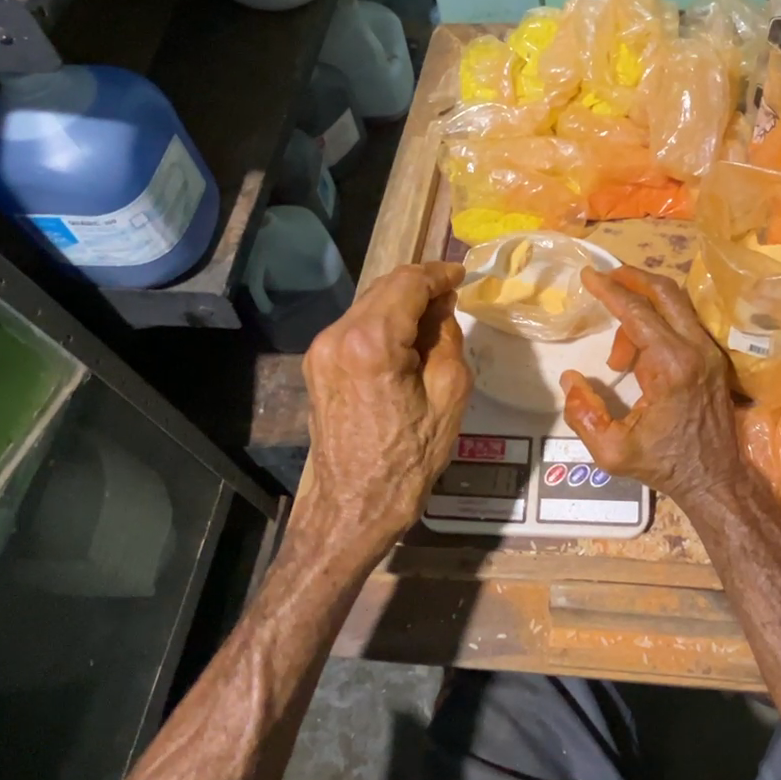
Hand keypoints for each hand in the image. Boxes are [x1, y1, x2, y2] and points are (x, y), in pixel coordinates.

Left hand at [301, 262, 471, 550]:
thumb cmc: (409, 458)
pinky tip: (407, 337)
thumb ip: (447, 339)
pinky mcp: (317, 366)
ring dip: (402, 303)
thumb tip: (441, 308)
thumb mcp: (449, 394)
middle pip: (384, 288)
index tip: (462, 275)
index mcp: (372, 342)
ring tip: (435, 316)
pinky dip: (385, 322)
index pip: (408, 283)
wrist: (354, 506)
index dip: (439, 274)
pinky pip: (356, 327)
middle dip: (421, 285)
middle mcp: (338, 336)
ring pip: (369, 305)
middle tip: (453, 295)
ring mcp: (321, 350)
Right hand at [559, 267, 746, 507]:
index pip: (636, 312)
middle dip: (632, 279)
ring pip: (676, 305)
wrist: (715, 479)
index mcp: (671, 366)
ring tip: (618, 356)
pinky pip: (684, 323)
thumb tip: (571, 380)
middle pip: (665, 292)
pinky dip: (658, 323)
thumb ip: (584, 414)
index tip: (588, 275)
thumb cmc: (664, 465)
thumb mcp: (612, 451)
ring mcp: (709, 351)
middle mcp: (695, 349)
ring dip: (642, 310)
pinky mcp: (713, 359)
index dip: (609, 290)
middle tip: (605, 280)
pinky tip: (638, 353)